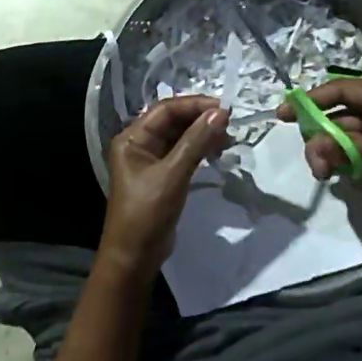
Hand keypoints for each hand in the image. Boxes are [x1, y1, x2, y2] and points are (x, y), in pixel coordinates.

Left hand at [101, 96, 228, 269]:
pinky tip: (216, 153)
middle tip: (230, 125)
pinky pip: (182, 154)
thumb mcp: (173, 174)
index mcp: (132, 139)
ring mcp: (150, 161)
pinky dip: (199, 150)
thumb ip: (196, 142)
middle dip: (200, 120)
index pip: (165, 110)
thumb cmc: (147, 212)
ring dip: (202, 135)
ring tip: (227, 140)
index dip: (194, 106)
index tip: (224, 108)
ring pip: (179, 137)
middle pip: (172, 121)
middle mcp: (139, 145)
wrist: (135, 254)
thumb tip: (220, 113)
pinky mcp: (162, 176)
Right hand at [279, 79, 361, 226]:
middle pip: (340, 119)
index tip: (284, 114)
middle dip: (321, 138)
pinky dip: (346, 171)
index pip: (346, 91)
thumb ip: (359, 151)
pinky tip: (349, 181)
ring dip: (331, 157)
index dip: (314, 99)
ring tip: (325, 175)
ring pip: (344, 144)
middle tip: (315, 163)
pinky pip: (355, 163)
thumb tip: (315, 146)